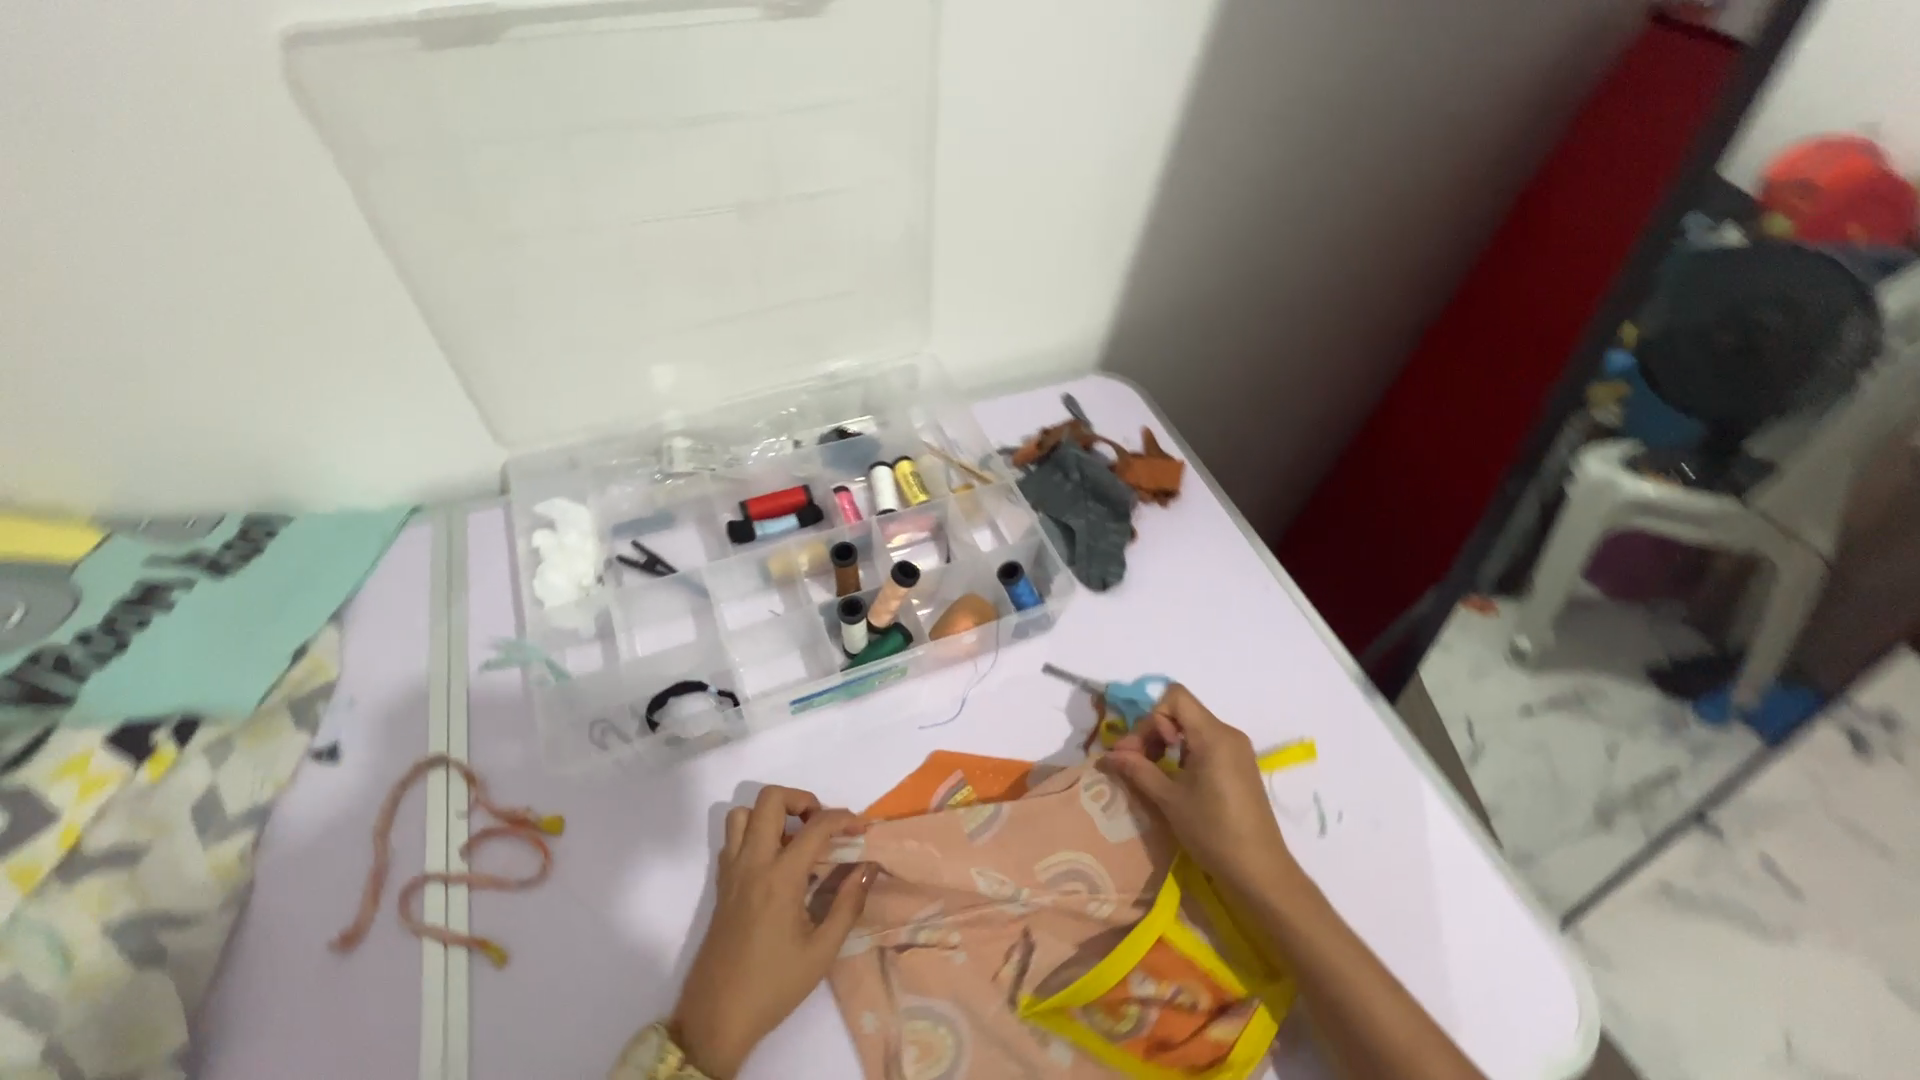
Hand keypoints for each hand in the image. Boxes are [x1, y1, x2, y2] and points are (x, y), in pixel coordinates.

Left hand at [673, 786, 873, 1077]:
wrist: (717, 1016)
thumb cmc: (775, 985)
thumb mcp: (822, 951)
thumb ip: (848, 904)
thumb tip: (868, 869)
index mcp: (780, 878)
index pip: (816, 826)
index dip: (844, 819)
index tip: (862, 829)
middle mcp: (752, 864)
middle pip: (770, 799)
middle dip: (802, 800)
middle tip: (822, 826)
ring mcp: (731, 871)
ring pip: (744, 814)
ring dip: (772, 815)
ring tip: (795, 841)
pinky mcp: (721, 884)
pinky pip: (733, 839)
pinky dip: (755, 835)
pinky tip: (775, 863)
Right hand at [1100, 685, 1296, 894]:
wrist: (1259, 871)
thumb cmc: (1213, 832)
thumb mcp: (1169, 800)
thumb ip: (1138, 769)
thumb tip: (1109, 754)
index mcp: (1214, 735)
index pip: (1175, 697)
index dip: (1153, 717)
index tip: (1146, 750)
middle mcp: (1228, 734)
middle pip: (1181, 712)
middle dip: (1153, 732)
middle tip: (1133, 764)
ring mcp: (1237, 750)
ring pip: (1192, 728)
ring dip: (1166, 744)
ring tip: (1151, 774)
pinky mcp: (1239, 766)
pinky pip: (1205, 744)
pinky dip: (1183, 754)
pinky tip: (1174, 781)